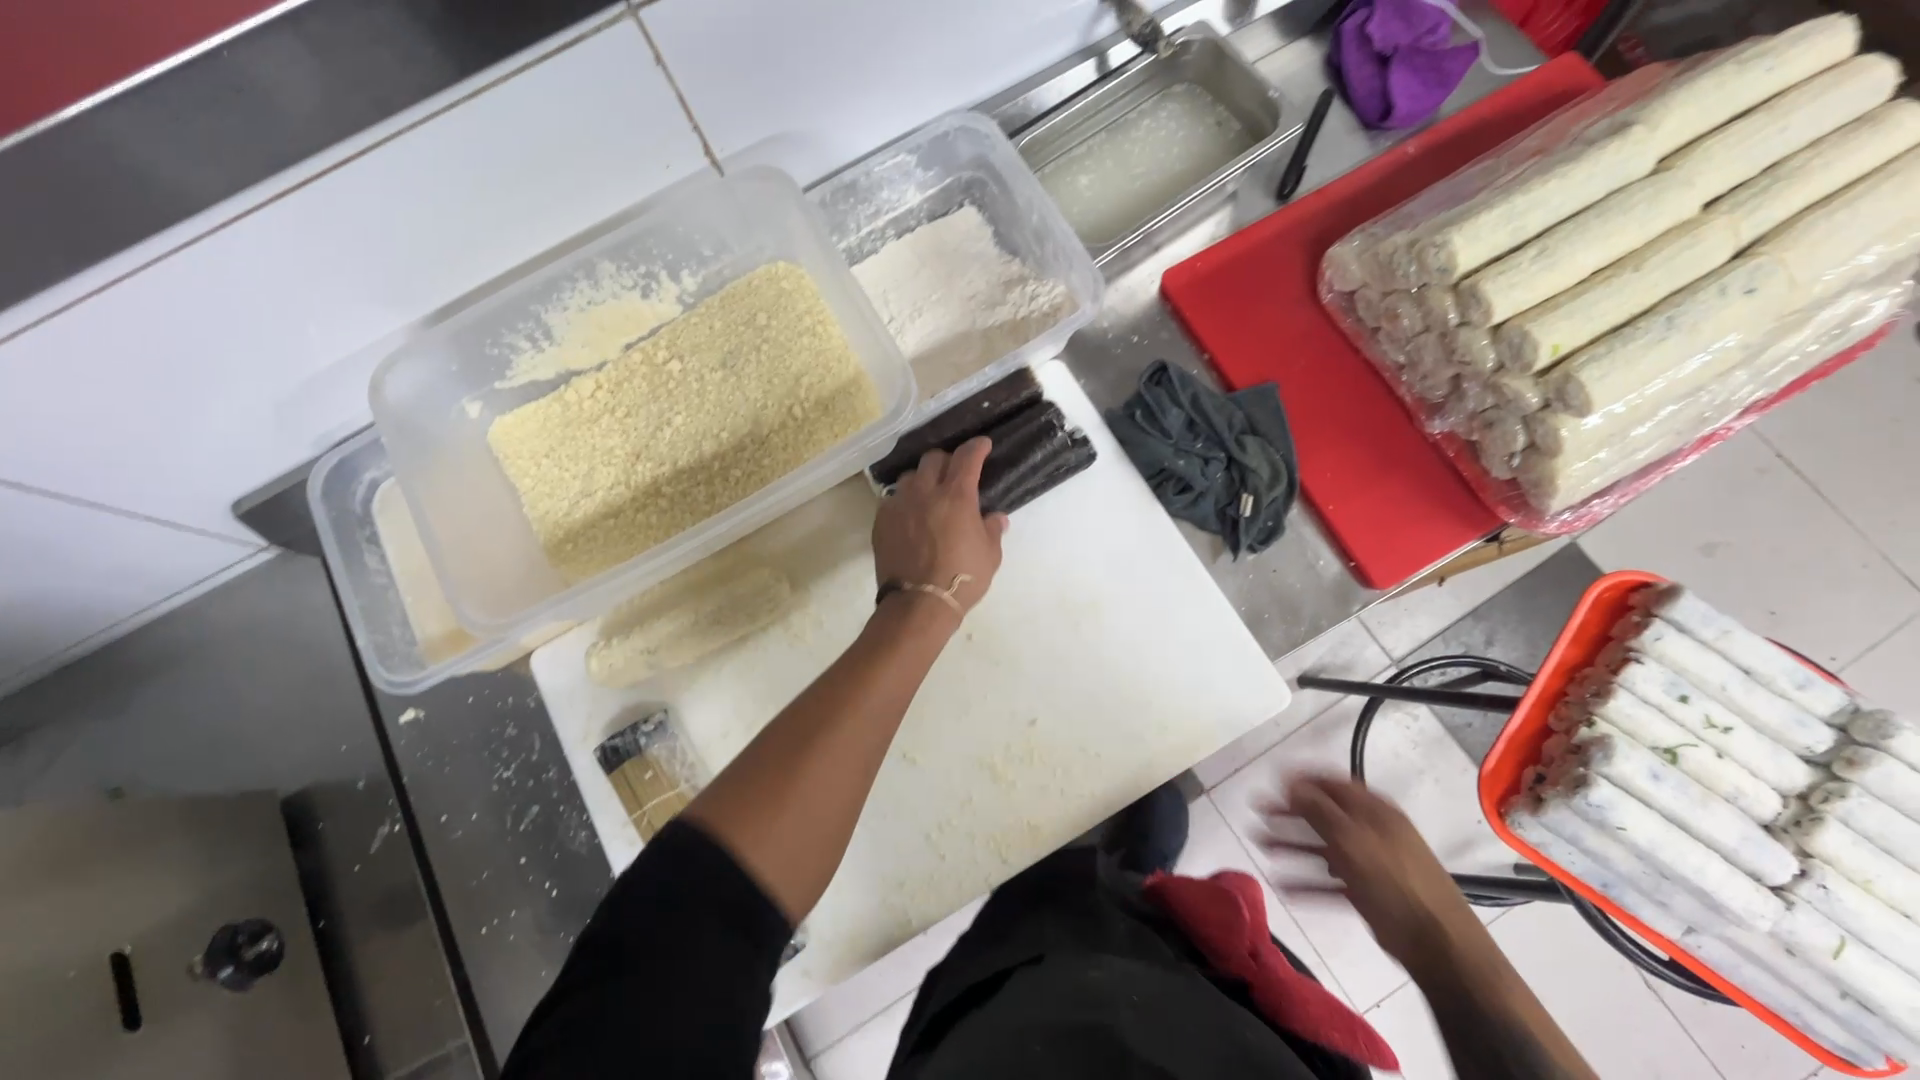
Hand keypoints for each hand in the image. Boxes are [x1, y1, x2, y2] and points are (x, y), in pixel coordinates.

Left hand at [873, 437, 1008, 616]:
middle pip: (933, 459)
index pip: (967, 457)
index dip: (977, 447)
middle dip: (947, 460)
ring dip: (922, 480)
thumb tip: (995, 518)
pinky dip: (905, 502)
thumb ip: (992, 529)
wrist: (919, 603)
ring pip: (909, 477)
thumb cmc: (962, 578)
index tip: (983, 445)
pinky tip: (910, 517)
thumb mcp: (990, 555)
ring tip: (929, 495)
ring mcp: (899, 505)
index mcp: (957, 496)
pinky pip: (893, 500)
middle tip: (955, 473)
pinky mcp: (882, 521)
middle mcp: (925, 492)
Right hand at [1259, 773, 1478, 968]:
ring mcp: (1370, 863)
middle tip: (1260, 812)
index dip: (1302, 779)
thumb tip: (1291, 783)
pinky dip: (1308, 881)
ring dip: (1293, 845)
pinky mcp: (1367, 892)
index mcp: (1373, 811)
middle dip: (1290, 813)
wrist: (1437, 942)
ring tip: (1262, 846)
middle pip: (1324, 815)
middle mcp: (1371, 831)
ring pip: (1324, 847)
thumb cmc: (1395, 880)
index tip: (1272, 780)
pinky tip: (1285, 886)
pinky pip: (1330, 880)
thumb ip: (1319, 810)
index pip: (1333, 783)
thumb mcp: (1352, 839)